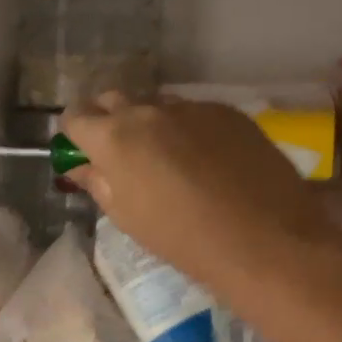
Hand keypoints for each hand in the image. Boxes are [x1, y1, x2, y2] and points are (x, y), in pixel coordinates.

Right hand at [61, 93, 341, 283]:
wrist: (267, 242)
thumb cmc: (183, 239)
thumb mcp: (126, 217)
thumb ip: (97, 182)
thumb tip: (81, 166)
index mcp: (113, 138)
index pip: (74, 117)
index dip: (74, 134)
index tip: (82, 152)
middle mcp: (147, 111)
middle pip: (112, 100)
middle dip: (108, 120)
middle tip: (119, 152)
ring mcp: (190, 107)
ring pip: (154, 103)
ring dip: (149, 122)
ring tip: (166, 156)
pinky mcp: (228, 111)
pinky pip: (193, 112)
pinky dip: (187, 128)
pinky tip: (205, 159)